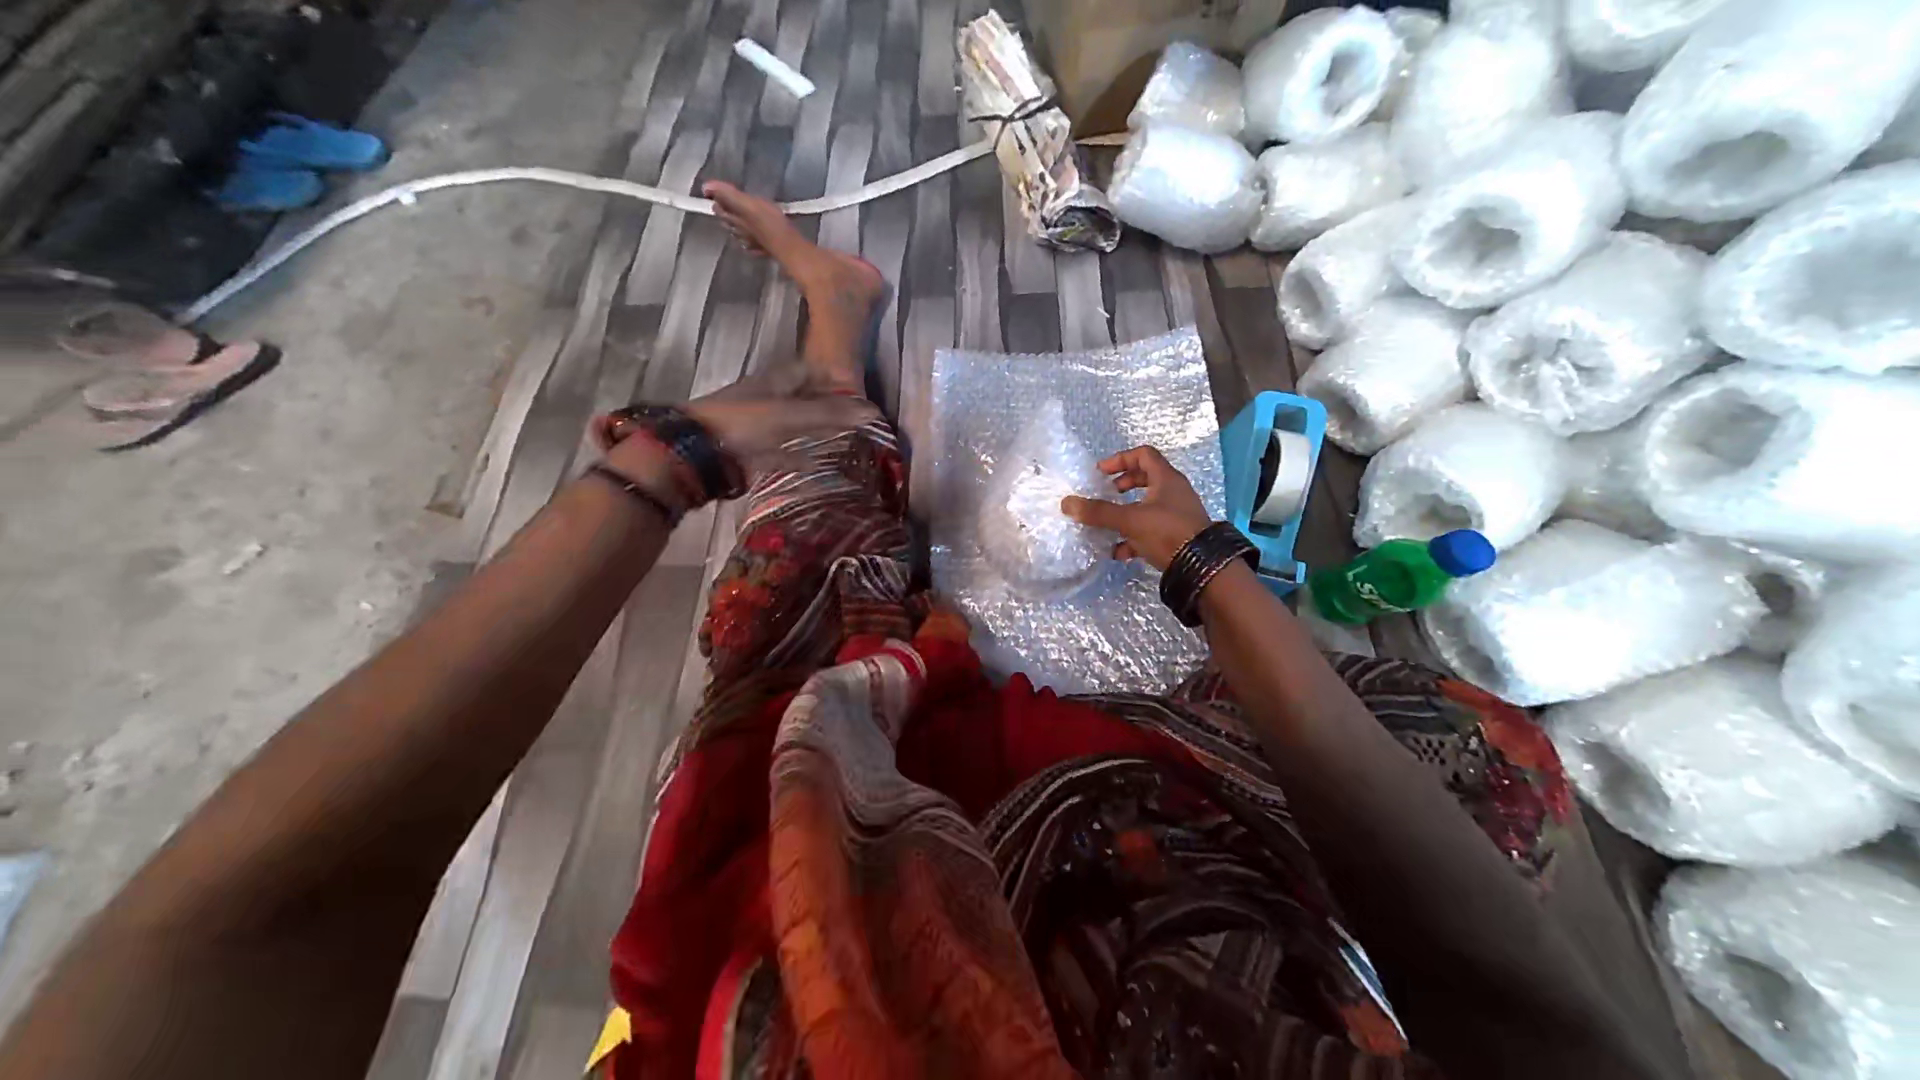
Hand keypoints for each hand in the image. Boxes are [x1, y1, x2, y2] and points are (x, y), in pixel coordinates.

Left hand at [595, 365, 879, 485]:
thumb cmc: (742, 422)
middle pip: (802, 398)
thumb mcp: (790, 413)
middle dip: (826, 404)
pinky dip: (800, 458)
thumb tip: (873, 411)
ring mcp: (759, 429)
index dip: (830, 376)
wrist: (696, 452)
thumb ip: (830, 413)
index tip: (855, 386)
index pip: (807, 371)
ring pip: (793, 426)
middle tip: (856, 416)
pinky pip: (782, 454)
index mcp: (773, 382)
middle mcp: (767, 401)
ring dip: (815, 431)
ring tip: (844, 438)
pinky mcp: (753, 454)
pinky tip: (819, 464)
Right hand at [1061, 446, 1211, 570]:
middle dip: (1122, 485)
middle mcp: (1174, 492)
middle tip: (1106, 493)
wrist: (1201, 566)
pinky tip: (1119, 551)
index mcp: (1166, 479)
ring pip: (1147, 505)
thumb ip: (1098, 512)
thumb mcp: (1129, 520)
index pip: (1143, 455)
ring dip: (1126, 512)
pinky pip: (1151, 529)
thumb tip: (1067, 503)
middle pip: (1146, 478)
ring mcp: (1177, 514)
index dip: (1120, 459)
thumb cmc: (1167, 532)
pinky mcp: (1177, 535)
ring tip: (1108, 524)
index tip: (1101, 472)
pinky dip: (1133, 536)